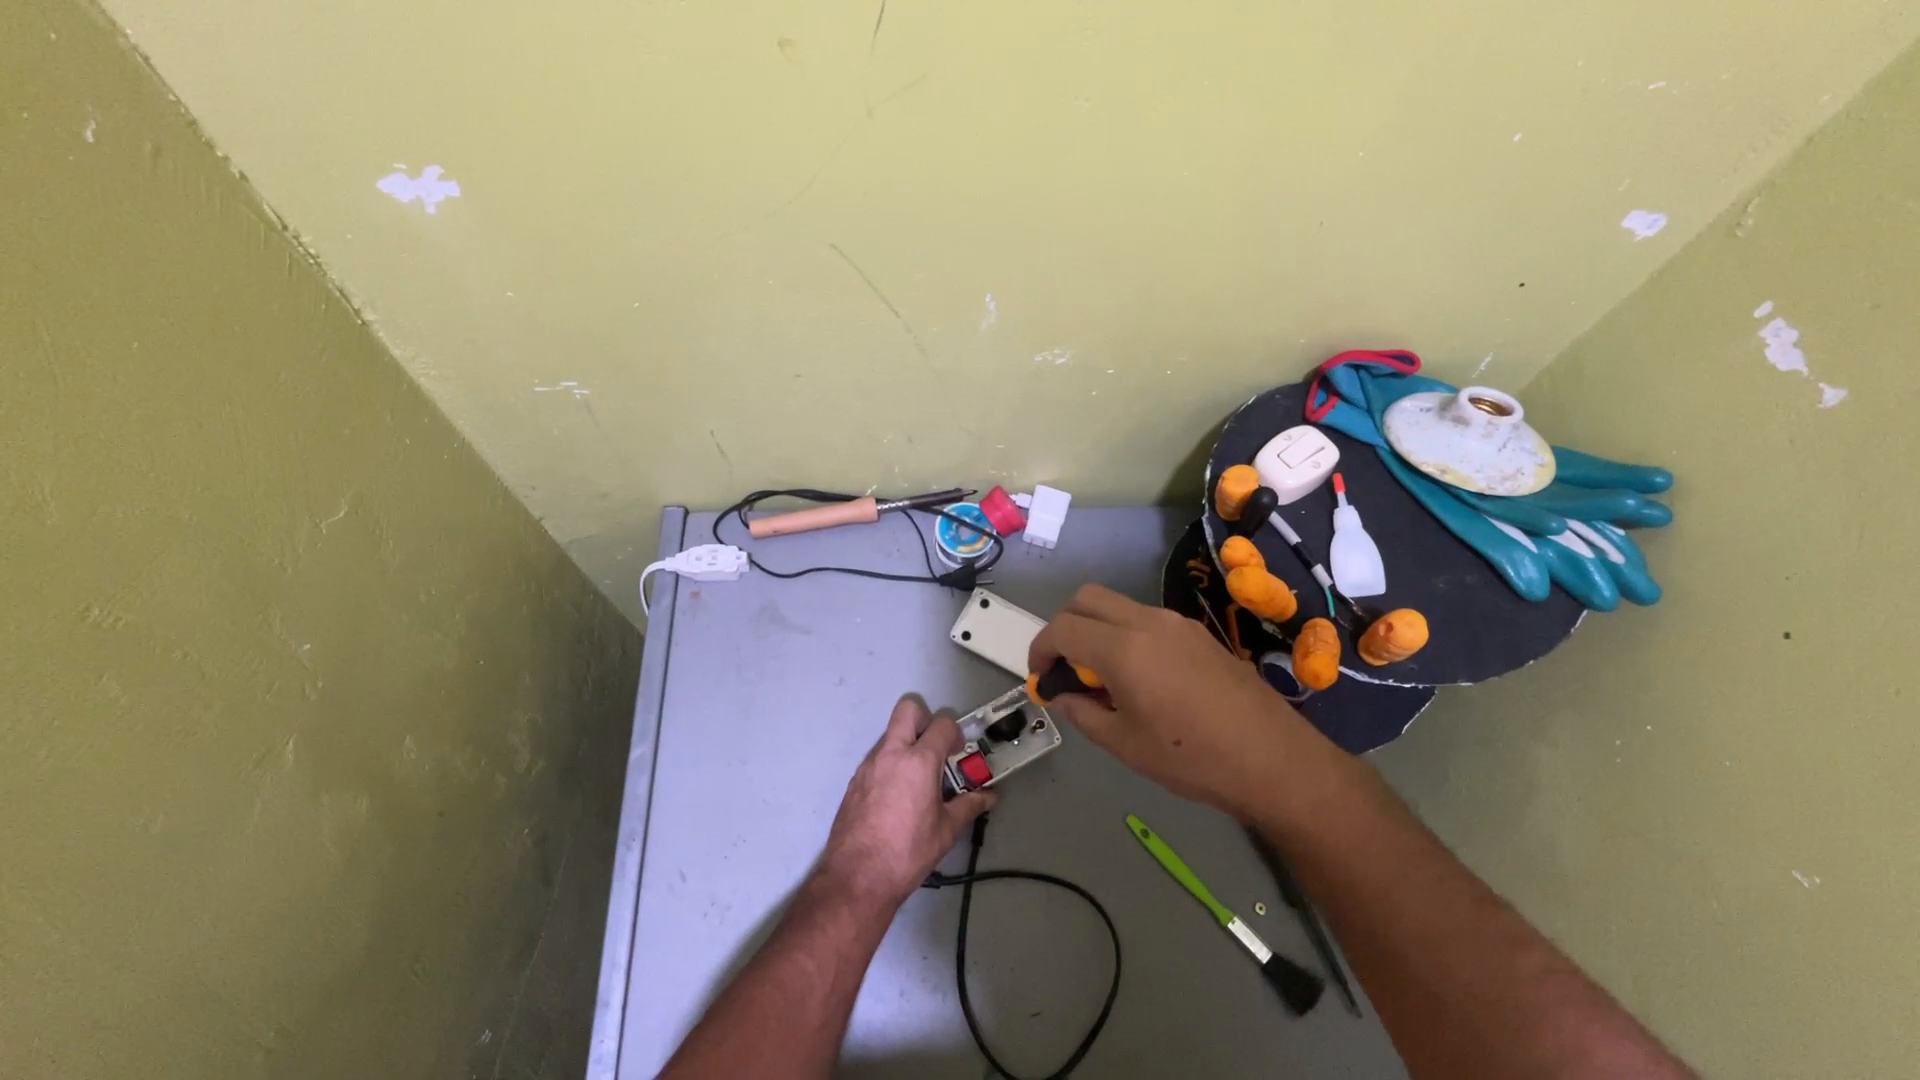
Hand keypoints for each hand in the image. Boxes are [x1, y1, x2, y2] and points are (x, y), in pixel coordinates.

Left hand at [817, 696, 995, 907]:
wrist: (857, 876)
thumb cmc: (908, 852)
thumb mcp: (946, 831)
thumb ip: (969, 806)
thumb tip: (989, 796)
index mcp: (919, 761)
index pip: (942, 724)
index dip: (955, 734)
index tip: (958, 754)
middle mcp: (891, 754)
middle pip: (908, 710)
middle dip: (925, 720)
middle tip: (935, 750)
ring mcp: (869, 765)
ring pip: (891, 735)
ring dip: (907, 745)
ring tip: (918, 781)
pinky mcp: (855, 780)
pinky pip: (877, 758)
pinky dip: (891, 765)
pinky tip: (897, 798)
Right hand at [1028, 584, 1322, 818]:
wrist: (1274, 759)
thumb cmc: (1192, 758)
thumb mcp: (1124, 744)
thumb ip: (1083, 713)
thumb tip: (1063, 696)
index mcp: (1123, 648)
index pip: (1062, 628)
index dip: (1040, 650)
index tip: (1040, 677)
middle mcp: (1148, 622)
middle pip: (1087, 598)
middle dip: (1064, 626)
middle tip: (1065, 668)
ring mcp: (1178, 623)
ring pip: (1119, 606)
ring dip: (1098, 629)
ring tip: (1103, 679)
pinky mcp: (1199, 633)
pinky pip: (1147, 620)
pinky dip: (1126, 635)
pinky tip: (1140, 679)